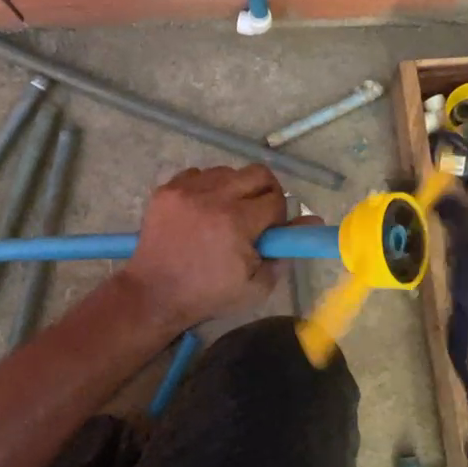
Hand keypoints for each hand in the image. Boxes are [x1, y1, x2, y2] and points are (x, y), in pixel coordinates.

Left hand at [121, 164, 302, 331]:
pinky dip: (207, 188)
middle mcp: (213, 197)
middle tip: (258, 215)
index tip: (270, 232)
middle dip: (266, 193)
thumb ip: (286, 251)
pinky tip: (203, 211)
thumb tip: (313, 220)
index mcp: (236, 221)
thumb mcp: (257, 285)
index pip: (276, 201)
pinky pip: (199, 175)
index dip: (279, 217)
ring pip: (228, 171)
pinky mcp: (166, 189)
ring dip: (235, 189)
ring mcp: (186, 190)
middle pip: (258, 173)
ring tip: (226, 214)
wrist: (154, 295)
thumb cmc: (209, 295)